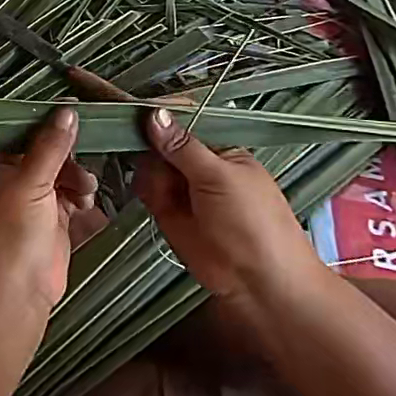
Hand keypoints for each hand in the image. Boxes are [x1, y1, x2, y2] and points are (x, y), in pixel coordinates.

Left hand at [0, 106, 98, 314]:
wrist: (10, 298)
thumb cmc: (10, 234)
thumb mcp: (30, 183)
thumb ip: (50, 146)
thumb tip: (67, 108)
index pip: (24, 135)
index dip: (49, 129)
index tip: (78, 118)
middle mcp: (12, 181)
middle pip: (46, 155)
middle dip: (67, 157)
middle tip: (81, 168)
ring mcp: (31, 204)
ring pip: (60, 177)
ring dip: (77, 178)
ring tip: (85, 189)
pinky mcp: (50, 225)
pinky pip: (69, 200)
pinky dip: (79, 197)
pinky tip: (86, 202)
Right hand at [135, 106, 323, 297]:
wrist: (258, 284)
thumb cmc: (251, 223)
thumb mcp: (219, 177)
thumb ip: (182, 146)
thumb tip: (153, 112)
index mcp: (219, 150)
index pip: (184, 123)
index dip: (160, 117)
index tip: (136, 111)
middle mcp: (198, 165)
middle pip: (160, 142)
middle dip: (150, 146)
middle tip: (153, 156)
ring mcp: (182, 188)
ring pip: (150, 164)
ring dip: (150, 172)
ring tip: (164, 190)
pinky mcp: (167, 211)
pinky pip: (146, 188)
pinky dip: (144, 188)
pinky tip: (152, 196)